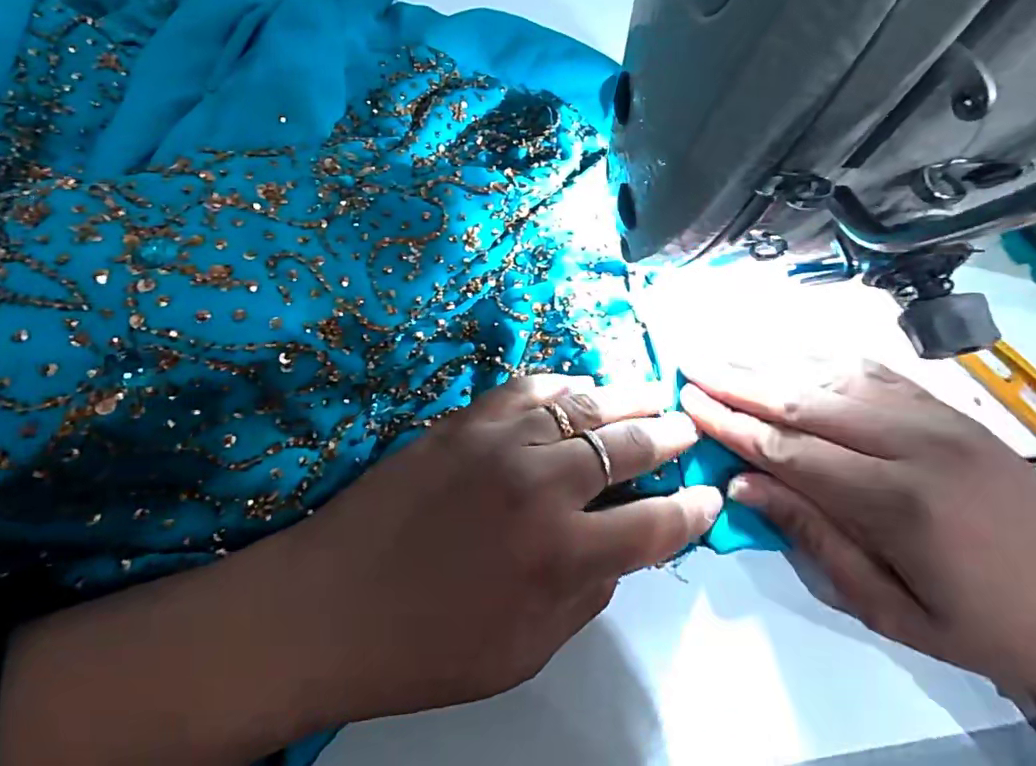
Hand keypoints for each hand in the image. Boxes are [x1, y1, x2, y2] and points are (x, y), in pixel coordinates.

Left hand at [0, 375, 720, 765]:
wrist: (328, 605)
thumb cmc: (428, 647)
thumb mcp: (526, 650)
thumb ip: (588, 597)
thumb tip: (623, 550)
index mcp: (562, 557)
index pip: (655, 526)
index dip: (692, 511)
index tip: (708, 497)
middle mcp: (542, 489)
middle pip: (629, 447)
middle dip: (669, 435)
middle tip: (688, 426)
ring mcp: (501, 444)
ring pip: (585, 405)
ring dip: (627, 399)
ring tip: (651, 394)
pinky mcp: (465, 420)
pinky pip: (530, 388)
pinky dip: (565, 386)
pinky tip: (581, 388)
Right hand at [681, 362, 1035, 751]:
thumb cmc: (989, 628)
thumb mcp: (893, 610)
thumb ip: (815, 539)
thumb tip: (746, 484)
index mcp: (897, 501)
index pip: (789, 447)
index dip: (732, 422)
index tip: (689, 399)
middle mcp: (913, 441)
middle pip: (805, 398)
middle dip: (739, 380)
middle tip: (691, 362)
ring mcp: (938, 416)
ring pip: (836, 375)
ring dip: (775, 363)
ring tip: (729, 354)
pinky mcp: (953, 410)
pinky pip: (877, 371)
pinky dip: (826, 359)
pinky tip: (796, 355)